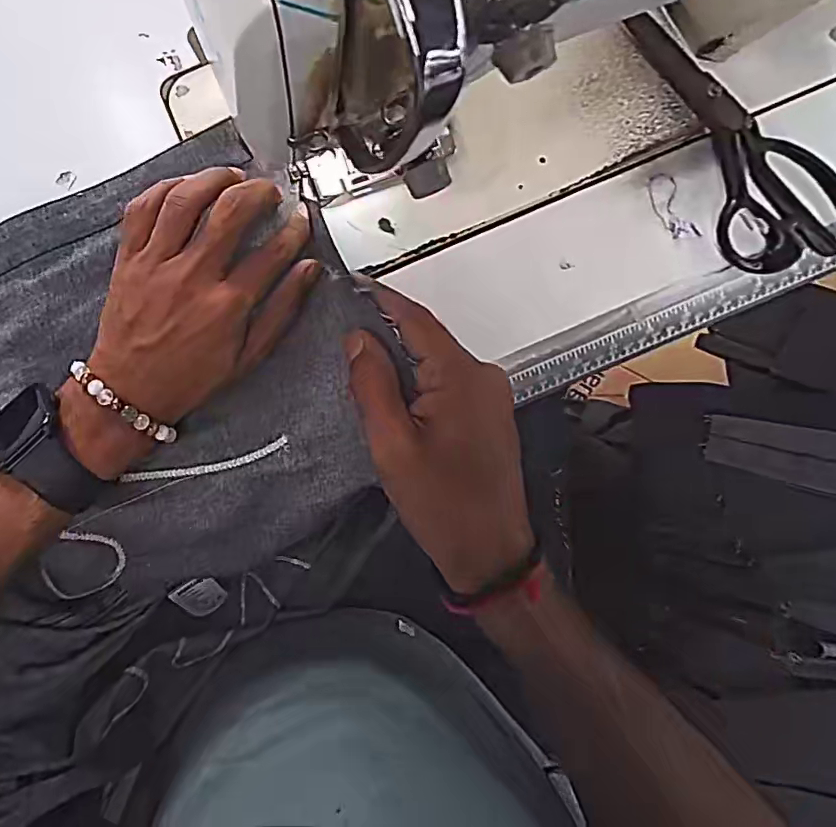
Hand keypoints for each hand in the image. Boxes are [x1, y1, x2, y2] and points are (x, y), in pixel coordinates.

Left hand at [60, 166, 321, 479]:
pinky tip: (184, 186)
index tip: (299, 219)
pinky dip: (164, 188)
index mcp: (225, 306)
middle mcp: (191, 278)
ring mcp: (156, 265)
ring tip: (231, 177)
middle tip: (268, 191)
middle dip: (259, 191)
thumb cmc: (187, 376)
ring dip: (214, 179)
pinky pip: (142, 210)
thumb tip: (308, 271)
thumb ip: (282, 310)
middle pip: (230, 212)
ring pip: (185, 200)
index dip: (294, 228)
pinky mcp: (129, 260)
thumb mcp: (247, 356)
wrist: (129, 390)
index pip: (272, 252)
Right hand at [344, 282, 532, 593]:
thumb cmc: (442, 504)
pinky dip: (418, 375)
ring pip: (435, 357)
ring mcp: (490, 392)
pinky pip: (446, 377)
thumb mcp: (392, 445)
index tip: (352, 284)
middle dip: (385, 330)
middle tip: (344, 331)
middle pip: (426, 336)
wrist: (491, 552)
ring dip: (400, 356)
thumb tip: (357, 338)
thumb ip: (372, 384)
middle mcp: (482, 375)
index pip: (415, 319)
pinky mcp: (488, 409)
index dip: (380, 298)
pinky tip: (394, 391)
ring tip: (361, 362)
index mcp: (461, 377)